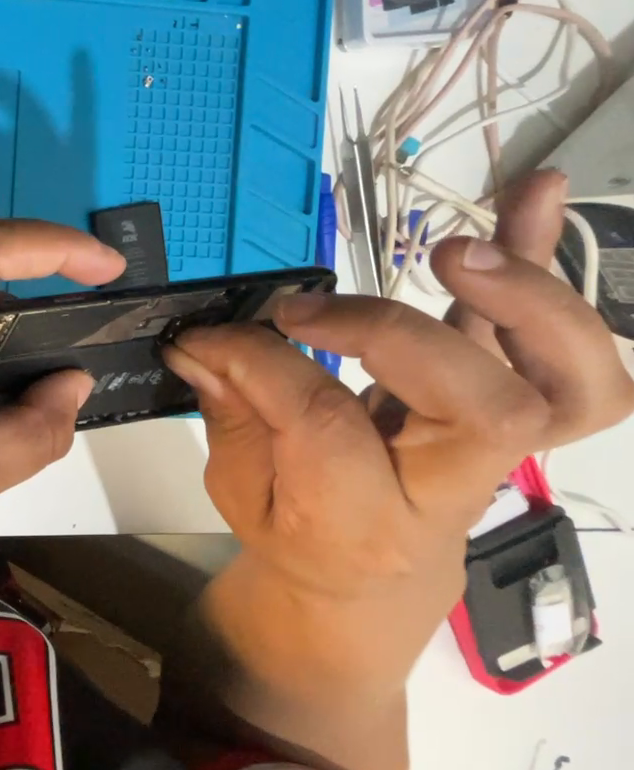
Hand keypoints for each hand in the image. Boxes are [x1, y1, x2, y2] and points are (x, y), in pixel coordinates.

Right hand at [164, 171, 633, 607]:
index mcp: (362, 518)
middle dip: (392, 334)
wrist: (373, 576)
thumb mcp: (238, 490)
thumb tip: (201, 344)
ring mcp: (499, 444)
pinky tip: (529, 194)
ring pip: (569, 383)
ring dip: (524, 301)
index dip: (258, 361)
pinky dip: (543, 260)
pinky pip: (551, 338)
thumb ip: (232, 415)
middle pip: (481, 406)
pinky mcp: (507, 399)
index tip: (207, 336)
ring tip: (454, 248)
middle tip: (306, 309)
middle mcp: (451, 485)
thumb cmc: (297, 535)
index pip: (323, 422)